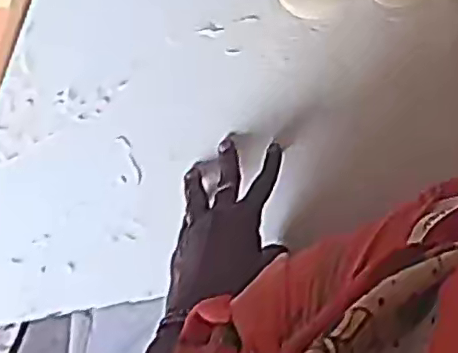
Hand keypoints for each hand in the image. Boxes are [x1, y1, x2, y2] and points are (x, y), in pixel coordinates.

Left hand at [166, 138, 282, 316]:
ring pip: (198, 196)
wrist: (195, 314)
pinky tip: (190, 210)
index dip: (270, 164)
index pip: (262, 183)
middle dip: (229, 159)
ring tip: (196, 169)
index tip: (273, 149)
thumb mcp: (262, 267)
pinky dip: (190, 211)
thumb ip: (272, 252)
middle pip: (226, 179)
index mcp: (244, 217)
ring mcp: (197, 229)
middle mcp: (220, 216)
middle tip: (227, 143)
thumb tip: (277, 251)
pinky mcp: (180, 245)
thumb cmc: (231, 289)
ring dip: (199, 181)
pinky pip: (187, 219)